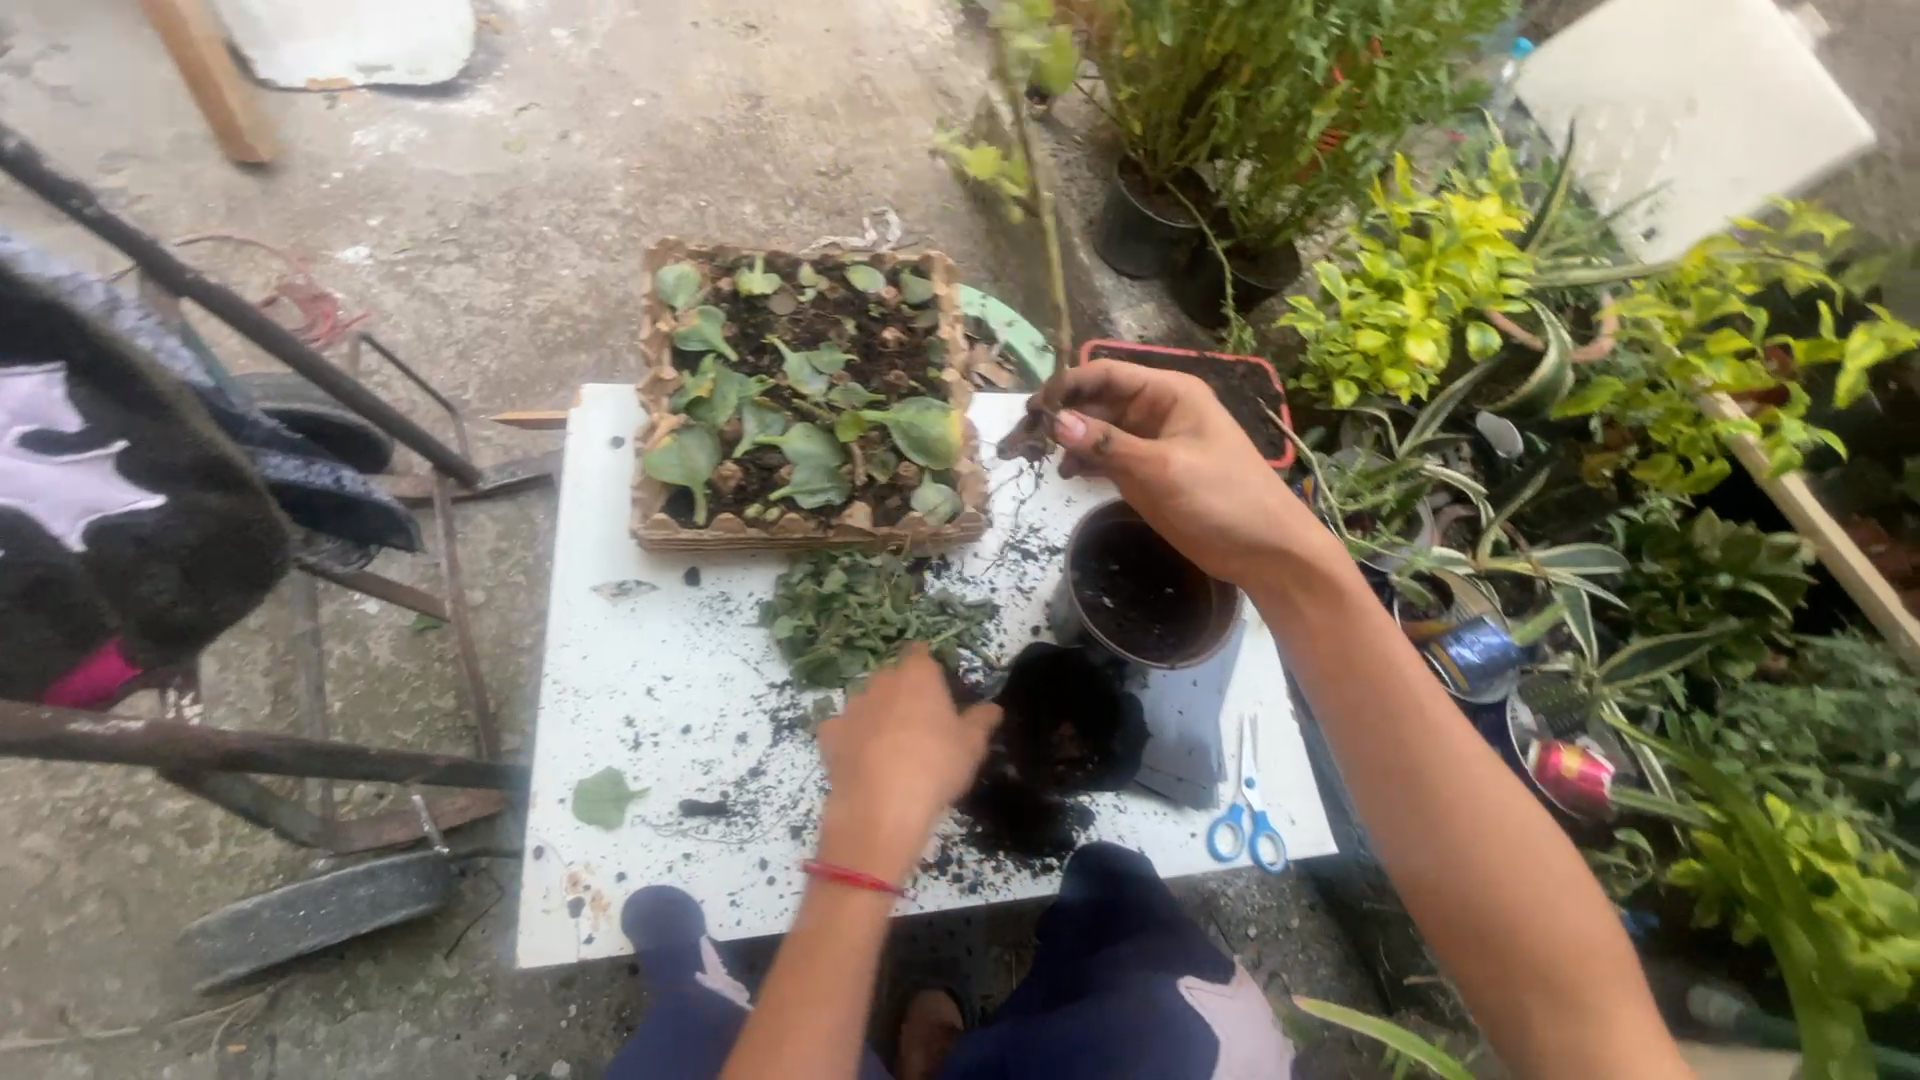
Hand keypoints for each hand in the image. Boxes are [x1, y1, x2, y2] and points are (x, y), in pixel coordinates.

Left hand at [815, 645, 1001, 886]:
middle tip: (920, 721)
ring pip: (867, 701)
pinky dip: (851, 738)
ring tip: (891, 745)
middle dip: (903, 691)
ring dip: (877, 714)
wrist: (881, 806)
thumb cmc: (935, 766)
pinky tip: (861, 758)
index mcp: (917, 675)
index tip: (936, 685)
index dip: (927, 665)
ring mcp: (852, 707)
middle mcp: (881, 682)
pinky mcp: (830, 734)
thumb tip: (993, 707)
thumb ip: (982, 720)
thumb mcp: (972, 745)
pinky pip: (842, 728)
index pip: (919, 653)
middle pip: (892, 677)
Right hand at [1044, 359, 1337, 587]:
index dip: (1066, 387)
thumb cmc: (1224, 498)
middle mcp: (1154, 410)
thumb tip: (1055, 421)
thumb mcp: (1164, 468)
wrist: (1263, 550)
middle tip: (1018, 439)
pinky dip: (1080, 462)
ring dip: (1063, 439)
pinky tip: (1061, 474)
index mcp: (1167, 393)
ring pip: (1094, 430)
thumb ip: (1108, 445)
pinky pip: (1103, 457)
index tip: (1032, 411)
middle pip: (1094, 400)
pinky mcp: (1143, 473)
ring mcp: (1147, 443)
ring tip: (1028, 456)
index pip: (1105, 374)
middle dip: (1057, 415)